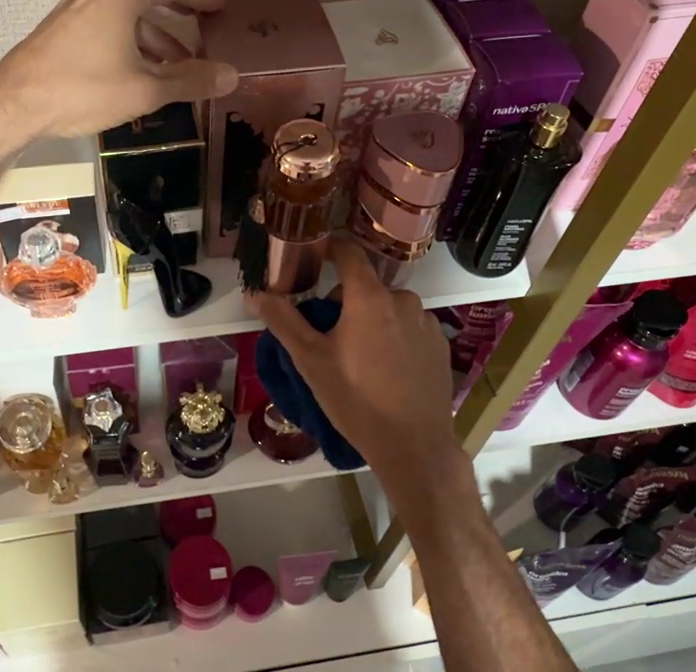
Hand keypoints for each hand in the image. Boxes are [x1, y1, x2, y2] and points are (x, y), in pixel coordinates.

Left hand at [0, 0, 238, 142]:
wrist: (13, 104)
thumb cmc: (83, 90)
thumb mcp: (145, 90)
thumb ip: (191, 80)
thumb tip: (231, 75)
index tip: (222, 8)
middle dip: (178, 5)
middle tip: (203, 21)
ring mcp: (76, 6)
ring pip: (126, 9)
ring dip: (155, 30)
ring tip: (178, 61)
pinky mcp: (62, 26)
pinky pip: (107, 21)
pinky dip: (131, 37)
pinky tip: (139, 67)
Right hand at [249, 241, 458, 473]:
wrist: (414, 447)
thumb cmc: (356, 400)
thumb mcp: (310, 360)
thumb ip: (282, 320)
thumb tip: (254, 292)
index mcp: (369, 297)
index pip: (347, 251)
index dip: (328, 248)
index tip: (311, 257)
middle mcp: (402, 300)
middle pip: (365, 286)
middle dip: (344, 303)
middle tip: (329, 337)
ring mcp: (426, 322)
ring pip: (388, 308)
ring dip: (371, 320)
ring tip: (359, 359)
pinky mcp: (441, 344)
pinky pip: (409, 328)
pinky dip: (394, 338)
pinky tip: (387, 370)